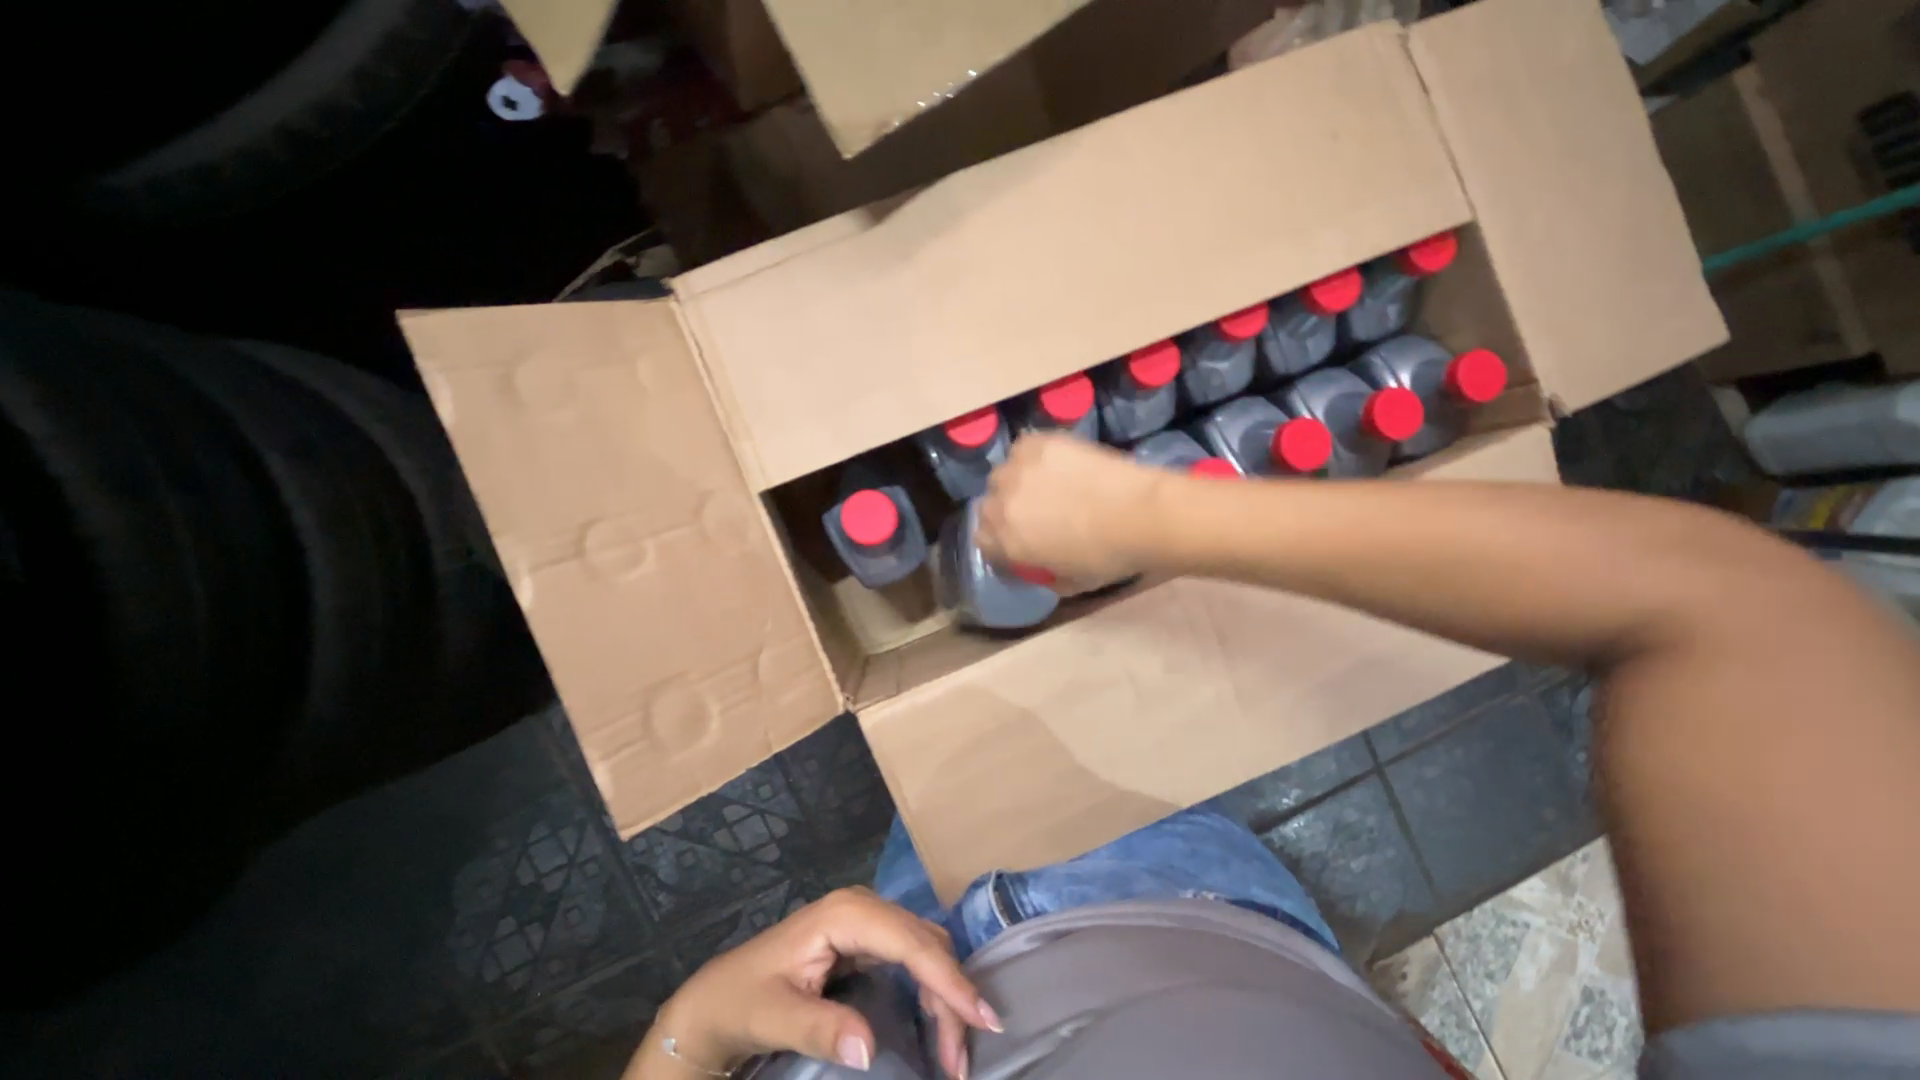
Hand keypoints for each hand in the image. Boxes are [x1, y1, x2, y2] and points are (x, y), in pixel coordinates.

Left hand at [640, 888, 998, 1079]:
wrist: (713, 1001)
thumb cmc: (740, 1002)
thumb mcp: (774, 1018)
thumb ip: (820, 1029)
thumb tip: (870, 1050)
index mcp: (846, 915)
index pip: (911, 944)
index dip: (949, 980)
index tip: (982, 1019)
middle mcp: (863, 909)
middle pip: (926, 946)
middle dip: (952, 997)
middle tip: (963, 1059)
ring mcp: (865, 923)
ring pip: (925, 951)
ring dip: (946, 996)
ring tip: (956, 1053)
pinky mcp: (865, 942)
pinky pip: (913, 960)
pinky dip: (932, 991)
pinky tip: (940, 1024)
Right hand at [977, 434, 1163, 585]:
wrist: (1140, 513)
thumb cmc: (1109, 556)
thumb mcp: (1072, 582)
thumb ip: (1045, 576)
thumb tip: (1042, 569)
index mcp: (1006, 543)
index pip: (982, 540)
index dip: (999, 539)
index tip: (1017, 538)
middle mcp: (1002, 505)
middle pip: (988, 505)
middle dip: (1004, 509)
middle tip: (1033, 510)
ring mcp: (1018, 470)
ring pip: (1003, 474)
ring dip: (1017, 480)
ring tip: (1044, 483)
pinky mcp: (1040, 443)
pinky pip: (1022, 448)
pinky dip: (1033, 455)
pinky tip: (1055, 461)